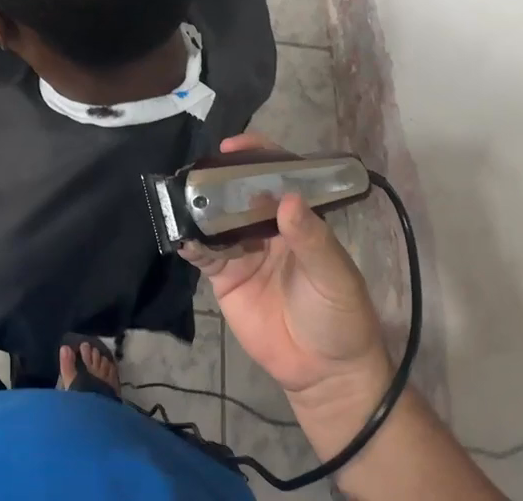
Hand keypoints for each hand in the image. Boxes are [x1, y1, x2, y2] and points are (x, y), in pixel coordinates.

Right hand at [181, 134, 390, 413]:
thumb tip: (288, 199)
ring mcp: (243, 251)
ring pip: (215, 219)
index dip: (255, 156)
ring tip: (182, 198)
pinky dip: (190, 243)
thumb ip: (312, 240)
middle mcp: (267, 228)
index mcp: (298, 219)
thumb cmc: (340, 316)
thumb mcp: (335, 276)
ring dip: (199, 208)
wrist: (324, 374)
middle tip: (198, 171)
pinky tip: (182, 236)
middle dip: (218, 178)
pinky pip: (203, 253)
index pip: (276, 176)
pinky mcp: (224, 277)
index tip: (233, 147)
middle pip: (238, 192)